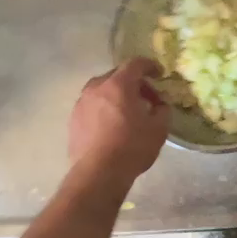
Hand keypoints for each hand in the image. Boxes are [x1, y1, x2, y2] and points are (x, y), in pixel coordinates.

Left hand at [69, 57, 170, 182]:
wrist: (98, 173)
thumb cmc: (131, 148)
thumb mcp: (158, 129)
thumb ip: (162, 111)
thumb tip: (160, 106)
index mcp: (118, 85)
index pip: (135, 64)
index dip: (149, 66)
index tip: (159, 74)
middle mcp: (96, 88)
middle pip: (117, 76)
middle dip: (133, 83)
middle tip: (146, 99)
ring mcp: (81, 103)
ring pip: (102, 91)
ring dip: (116, 96)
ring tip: (127, 113)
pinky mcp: (73, 119)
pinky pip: (92, 106)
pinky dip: (104, 109)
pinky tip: (111, 126)